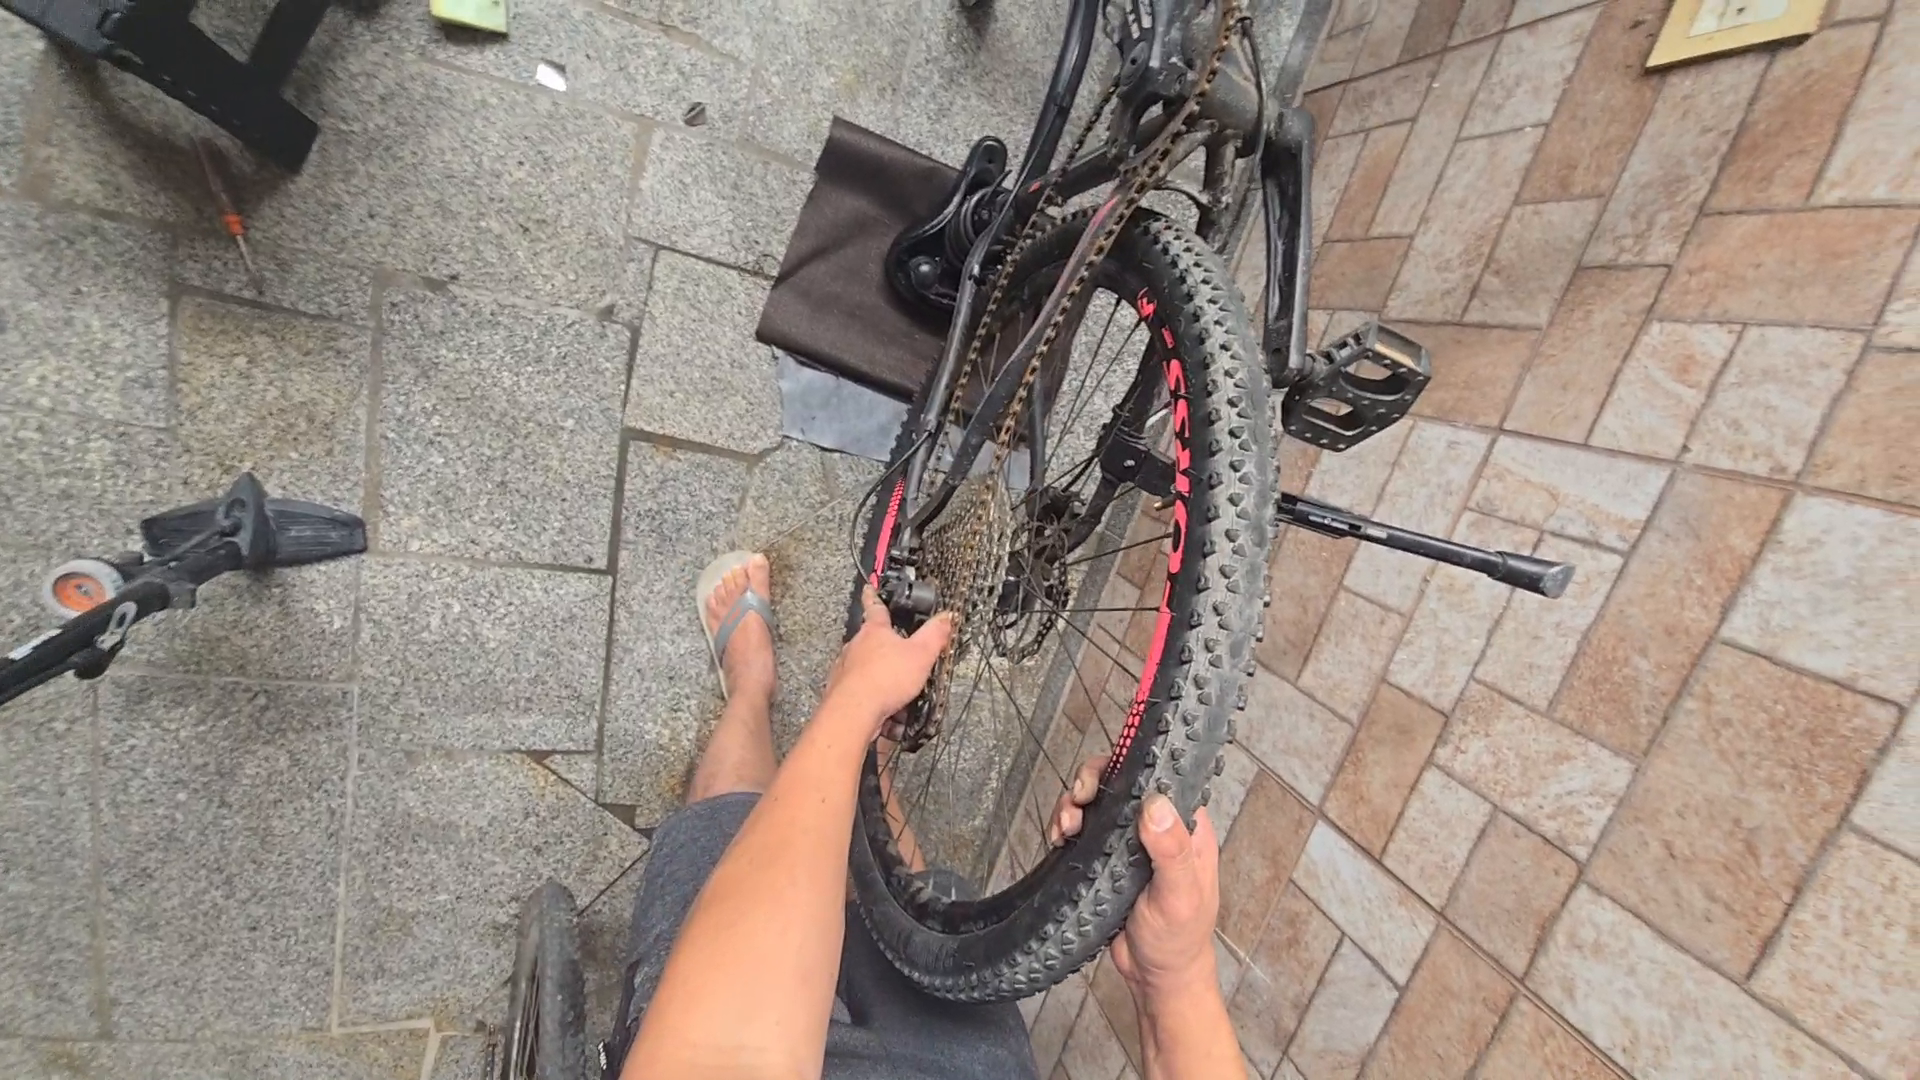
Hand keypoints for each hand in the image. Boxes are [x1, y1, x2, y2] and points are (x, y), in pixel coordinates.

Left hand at [822, 587, 953, 737]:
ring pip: (864, 666)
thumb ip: (935, 634)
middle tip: (899, 656)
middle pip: (870, 640)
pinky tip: (885, 709)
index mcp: (874, 631)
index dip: (873, 597)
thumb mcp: (921, 654)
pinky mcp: (841, 690)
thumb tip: (946, 617)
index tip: (868, 589)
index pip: (875, 607)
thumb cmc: (884, 679)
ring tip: (897, 691)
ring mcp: (845, 668)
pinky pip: (860, 689)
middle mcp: (855, 646)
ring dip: (879, 675)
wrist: (853, 712)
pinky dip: (873, 696)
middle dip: (884, 647)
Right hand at [1050, 760, 1219, 1002]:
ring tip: (1065, 827)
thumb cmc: (1178, 940)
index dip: (1128, 767)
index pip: (1157, 776)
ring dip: (1073, 806)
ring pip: (1096, 801)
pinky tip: (1060, 839)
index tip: (1103, 778)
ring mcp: (1128, 839)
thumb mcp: (1180, 896)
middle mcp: (1156, 824)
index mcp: (1184, 824)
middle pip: (1119, 781)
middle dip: (1091, 783)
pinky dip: (1066, 825)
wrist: (1155, 978)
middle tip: (1078, 801)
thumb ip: (1171, 852)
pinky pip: (1083, 827)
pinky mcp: (1105, 855)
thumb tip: (1154, 804)